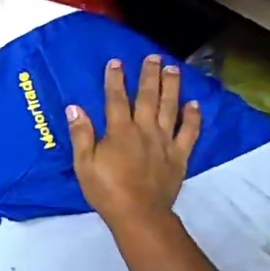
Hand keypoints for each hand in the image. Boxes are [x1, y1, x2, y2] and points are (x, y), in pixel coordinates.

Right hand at [66, 54, 200, 227]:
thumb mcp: (84, 164)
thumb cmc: (106, 189)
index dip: (115, 80)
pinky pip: (189, 132)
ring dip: (171, 87)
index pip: (115, 99)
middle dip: (149, 75)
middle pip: (147, 97)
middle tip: (153, 57)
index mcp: (119, 131)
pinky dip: (193, 116)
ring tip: (174, 69)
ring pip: (169, 108)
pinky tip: (194, 103)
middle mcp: (144, 130)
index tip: (116, 62)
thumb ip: (81, 135)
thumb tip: (75, 108)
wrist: (139, 213)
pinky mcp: (179, 155)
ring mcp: (165, 141)